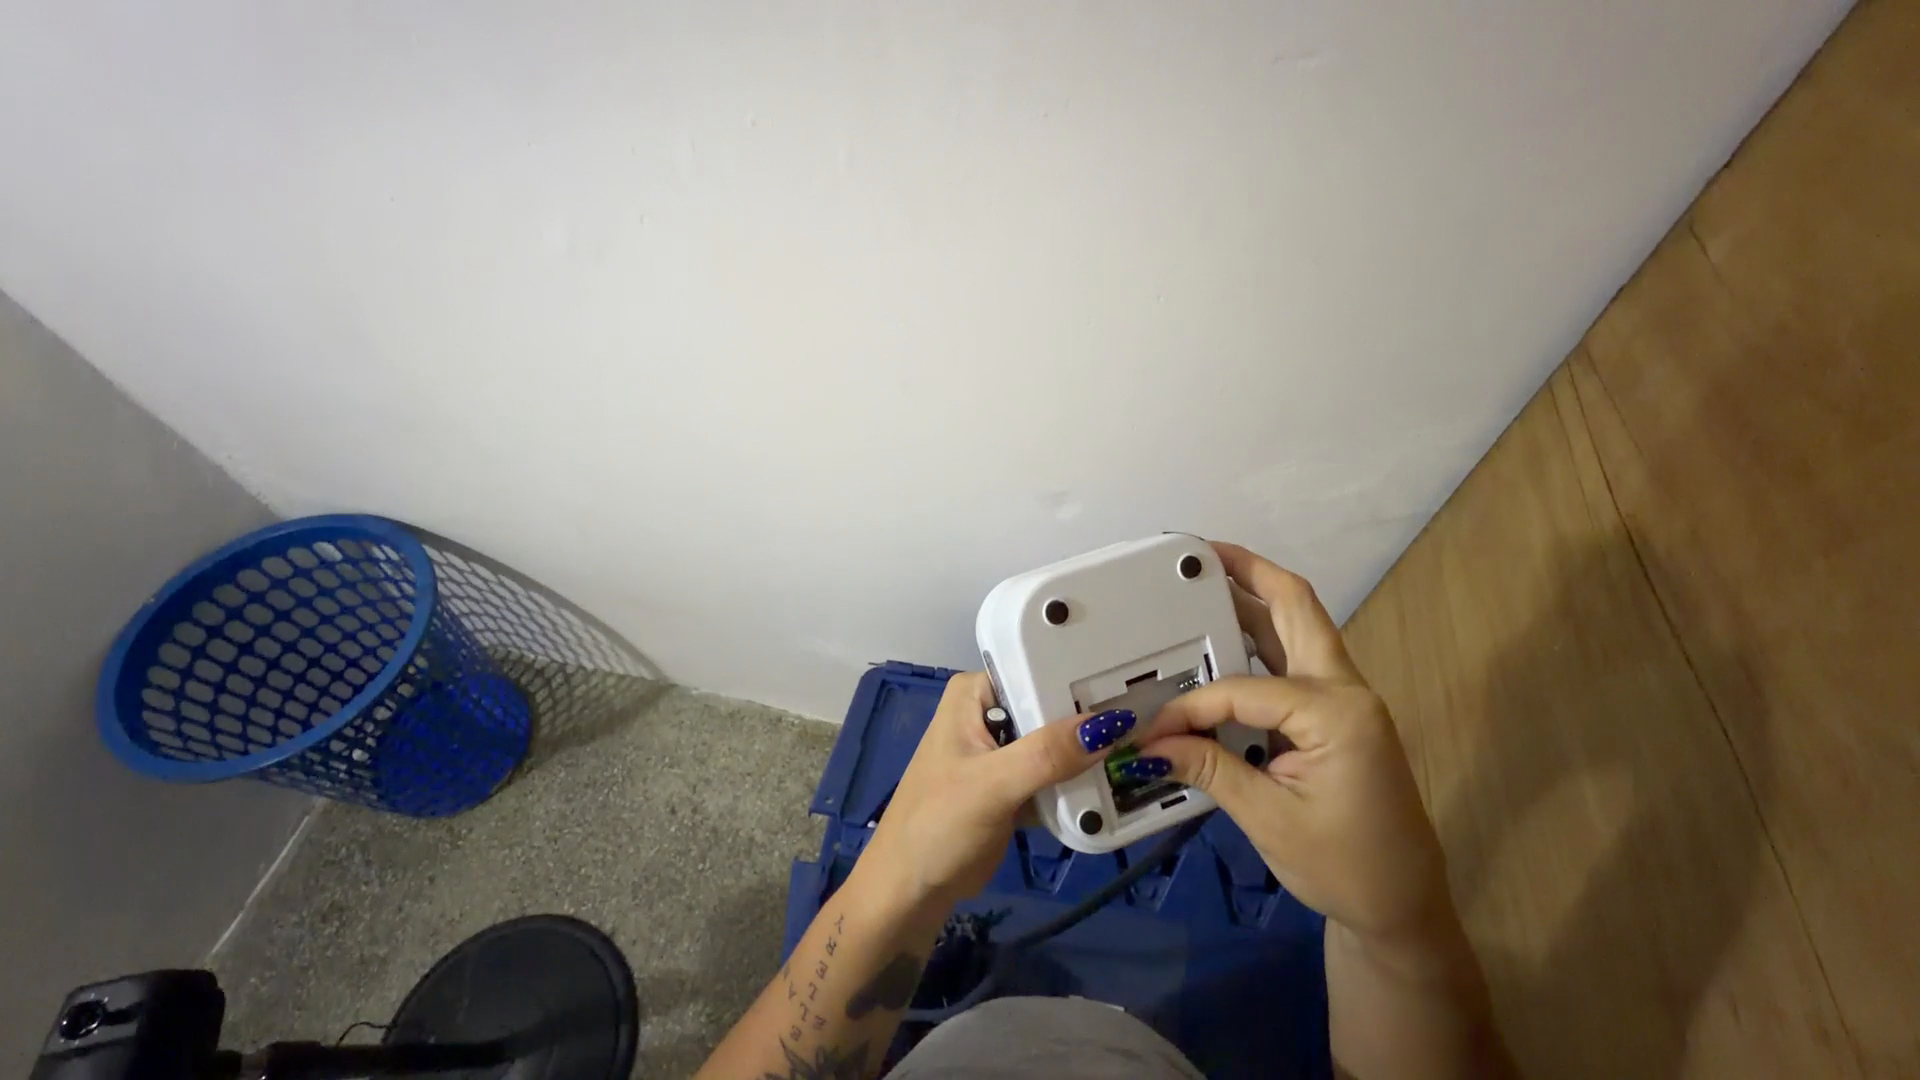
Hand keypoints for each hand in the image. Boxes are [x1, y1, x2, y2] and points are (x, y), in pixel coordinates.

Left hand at [857, 672, 1134, 911]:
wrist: (912, 891)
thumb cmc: (937, 827)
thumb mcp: (992, 785)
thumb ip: (1046, 754)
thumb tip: (1111, 724)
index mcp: (974, 694)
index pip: (1035, 668)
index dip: (1079, 677)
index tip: (1131, 685)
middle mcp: (989, 713)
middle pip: (1052, 705)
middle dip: (1091, 720)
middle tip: (1146, 725)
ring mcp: (1003, 751)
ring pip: (1058, 742)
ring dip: (1090, 754)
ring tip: (1142, 752)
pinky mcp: (1014, 785)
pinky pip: (1056, 774)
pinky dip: (1078, 783)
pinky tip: (1116, 786)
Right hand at [1136, 542, 1454, 943]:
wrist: (1402, 908)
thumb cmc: (1344, 865)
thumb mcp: (1268, 818)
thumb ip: (1209, 768)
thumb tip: (1148, 744)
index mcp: (1336, 713)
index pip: (1244, 690)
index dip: (1190, 706)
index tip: (1150, 730)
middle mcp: (1346, 691)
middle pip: (1298, 610)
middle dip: (1250, 575)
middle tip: (1199, 555)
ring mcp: (1346, 699)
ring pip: (1301, 627)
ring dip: (1256, 599)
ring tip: (1208, 581)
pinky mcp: (1338, 715)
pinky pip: (1294, 660)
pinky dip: (1260, 638)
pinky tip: (1224, 640)